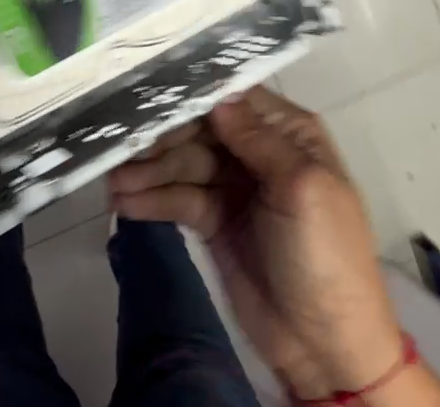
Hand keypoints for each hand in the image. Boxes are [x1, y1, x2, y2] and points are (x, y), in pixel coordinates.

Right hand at [107, 86, 430, 402]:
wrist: (325, 345)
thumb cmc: (326, 256)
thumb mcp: (303, 189)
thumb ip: (258, 139)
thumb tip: (217, 97)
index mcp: (289, 135)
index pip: (235, 98)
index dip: (194, 96)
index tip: (150, 94)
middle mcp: (258, 151)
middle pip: (200, 130)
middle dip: (162, 138)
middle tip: (122, 147)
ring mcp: (233, 186)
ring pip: (183, 164)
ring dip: (148, 172)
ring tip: (113, 183)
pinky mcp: (213, 219)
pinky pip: (178, 198)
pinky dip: (152, 199)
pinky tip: (122, 203)